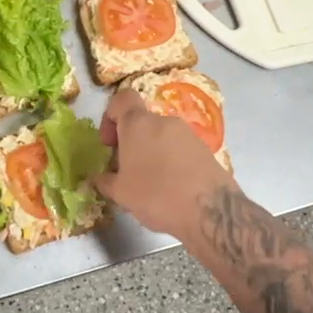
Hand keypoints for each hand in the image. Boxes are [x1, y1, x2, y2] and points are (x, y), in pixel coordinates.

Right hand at [95, 89, 235, 239]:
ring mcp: (188, 134)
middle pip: (141, 122)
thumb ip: (105, 181)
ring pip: (161, 136)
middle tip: (126, 170)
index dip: (110, 117)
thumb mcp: (120, 193)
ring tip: (149, 182)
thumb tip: (100, 178)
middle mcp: (164, 121)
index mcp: (138, 124)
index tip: (109, 144)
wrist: (211, 212)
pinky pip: (179, 149)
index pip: (122, 99)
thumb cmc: (156, 195)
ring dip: (151, 152)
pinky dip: (170, 161)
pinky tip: (170, 188)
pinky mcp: (205, 150)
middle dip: (130, 142)